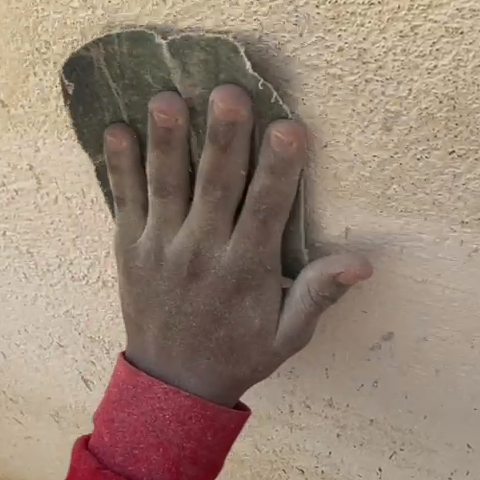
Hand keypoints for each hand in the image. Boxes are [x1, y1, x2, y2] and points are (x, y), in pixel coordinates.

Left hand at [103, 85, 372, 405]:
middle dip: (225, 139)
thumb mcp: (289, 334)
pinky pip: (125, 200)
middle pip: (216, 187)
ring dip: (168, 141)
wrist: (170, 386)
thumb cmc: (238, 351)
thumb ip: (320, 294)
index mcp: (246, 270)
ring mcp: (161, 247)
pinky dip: (119, 166)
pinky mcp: (130, 246)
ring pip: (167, 186)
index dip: (280, 169)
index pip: (266, 210)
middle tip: (228, 93)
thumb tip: (363, 263)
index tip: (290, 128)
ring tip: (167, 98)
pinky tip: (116, 129)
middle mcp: (203, 252)